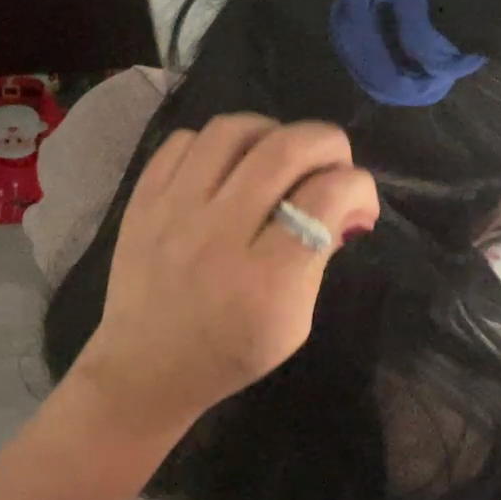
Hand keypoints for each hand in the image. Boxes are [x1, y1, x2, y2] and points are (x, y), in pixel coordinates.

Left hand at [70, 114, 378, 427]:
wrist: (146, 368)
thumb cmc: (231, 353)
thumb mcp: (295, 323)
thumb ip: (320, 256)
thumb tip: (349, 202)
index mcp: (267, 279)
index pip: (325, 196)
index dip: (358, 184)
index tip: (358, 199)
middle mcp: (219, 234)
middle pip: (285, 149)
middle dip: (327, 142)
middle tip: (334, 161)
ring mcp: (174, 211)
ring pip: (233, 130)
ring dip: (273, 131)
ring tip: (280, 155)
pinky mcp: (142, 200)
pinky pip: (185, 140)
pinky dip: (218, 143)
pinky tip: (230, 166)